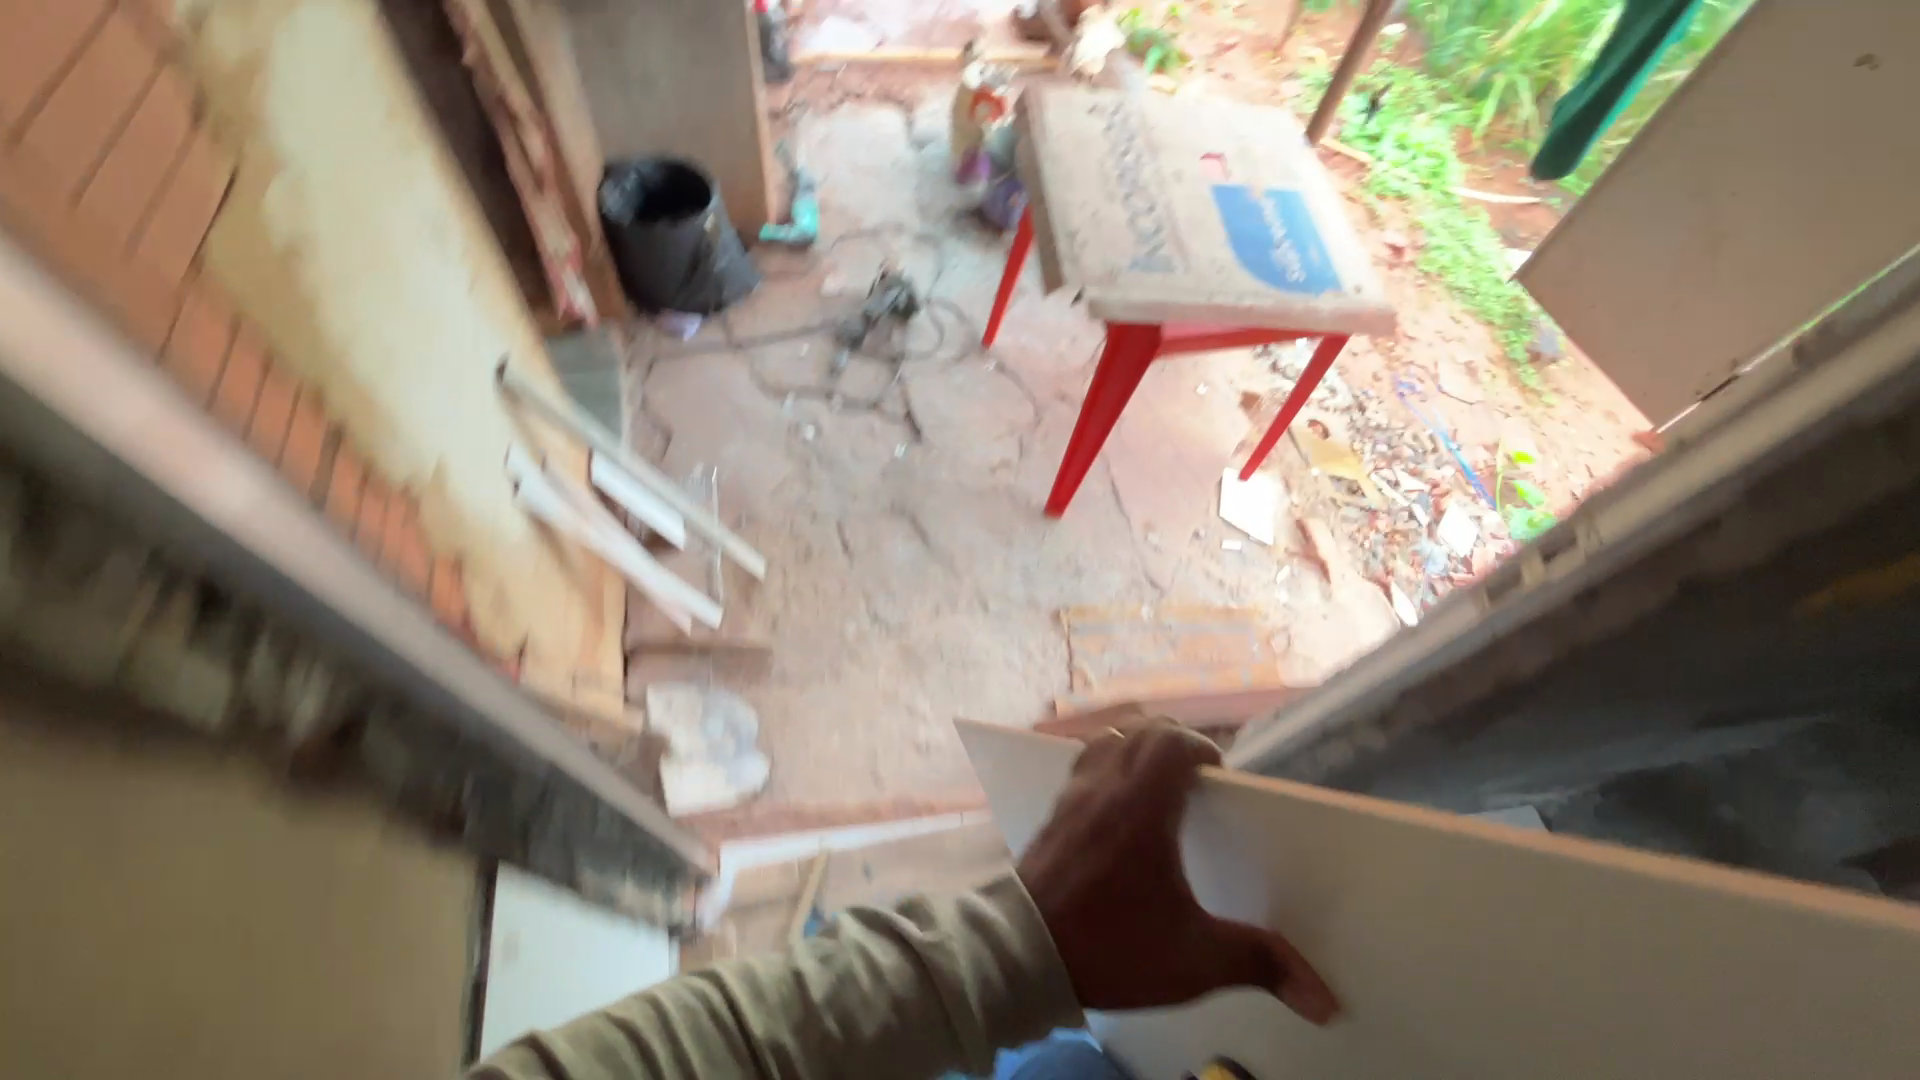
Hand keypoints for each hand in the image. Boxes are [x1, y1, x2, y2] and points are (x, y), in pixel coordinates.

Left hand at [1016, 713, 1338, 1023]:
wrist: (1023, 952)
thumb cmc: (1111, 946)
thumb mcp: (1192, 959)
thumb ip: (1258, 963)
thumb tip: (1324, 1000)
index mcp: (1142, 805)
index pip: (1173, 742)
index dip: (1201, 748)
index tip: (1220, 777)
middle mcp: (1105, 785)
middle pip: (1143, 732)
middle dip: (1175, 743)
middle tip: (1198, 778)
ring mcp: (1073, 793)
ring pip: (1109, 740)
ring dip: (1138, 746)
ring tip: (1160, 782)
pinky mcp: (1054, 809)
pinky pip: (1085, 762)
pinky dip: (1109, 762)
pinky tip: (1119, 803)